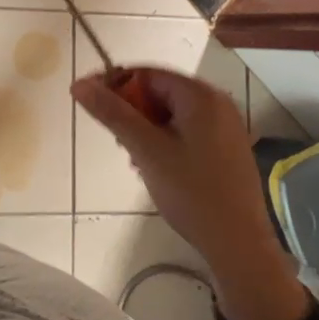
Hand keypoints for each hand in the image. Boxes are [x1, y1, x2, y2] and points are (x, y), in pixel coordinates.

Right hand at [73, 67, 311, 319]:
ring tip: (134, 159)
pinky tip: (155, 168)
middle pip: (160, 92)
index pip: (147, 74)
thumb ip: (113, 114)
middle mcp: (218, 103)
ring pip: (172, 114)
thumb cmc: (192, 193)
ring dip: (146, 129)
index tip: (89, 102)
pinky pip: (187, 131)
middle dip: (132, 112)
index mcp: (201, 96)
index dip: (114, 84)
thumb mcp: (146, 150)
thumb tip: (79, 84)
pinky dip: (165, 141)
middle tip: (117, 141)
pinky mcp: (227, 149)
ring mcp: (226, 127)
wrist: (239, 245)